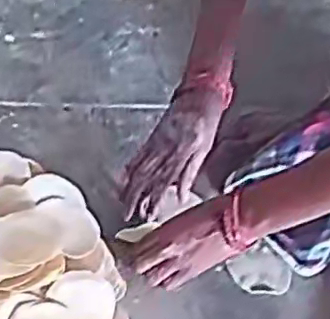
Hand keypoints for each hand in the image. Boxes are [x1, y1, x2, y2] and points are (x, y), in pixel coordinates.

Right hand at [120, 87, 228, 224]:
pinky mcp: (151, 139)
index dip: (154, 201)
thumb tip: (180, 196)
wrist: (200, 92)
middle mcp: (164, 150)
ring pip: (138, 170)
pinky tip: (122, 181)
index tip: (148, 215)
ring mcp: (155, 144)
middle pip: (145, 179)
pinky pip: (136, 157)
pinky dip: (127, 170)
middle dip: (134, 199)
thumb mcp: (205, 148)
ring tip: (123, 204)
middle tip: (128, 215)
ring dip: (128, 189)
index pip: (163, 182)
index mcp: (180, 154)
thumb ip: (190, 173)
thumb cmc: (207, 121)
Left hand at [126, 195, 243, 289]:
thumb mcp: (182, 216)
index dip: (130, 253)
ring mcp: (178, 265)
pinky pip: (171, 284)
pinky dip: (167, 281)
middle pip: (141, 268)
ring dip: (152, 275)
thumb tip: (152, 240)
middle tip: (140, 262)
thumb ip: (164, 232)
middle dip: (139, 266)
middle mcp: (167, 252)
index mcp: (164, 234)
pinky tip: (169, 276)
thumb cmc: (215, 211)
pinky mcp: (190, 274)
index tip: (127, 252)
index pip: (136, 250)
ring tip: (155, 270)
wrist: (238, 220)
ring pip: (153, 280)